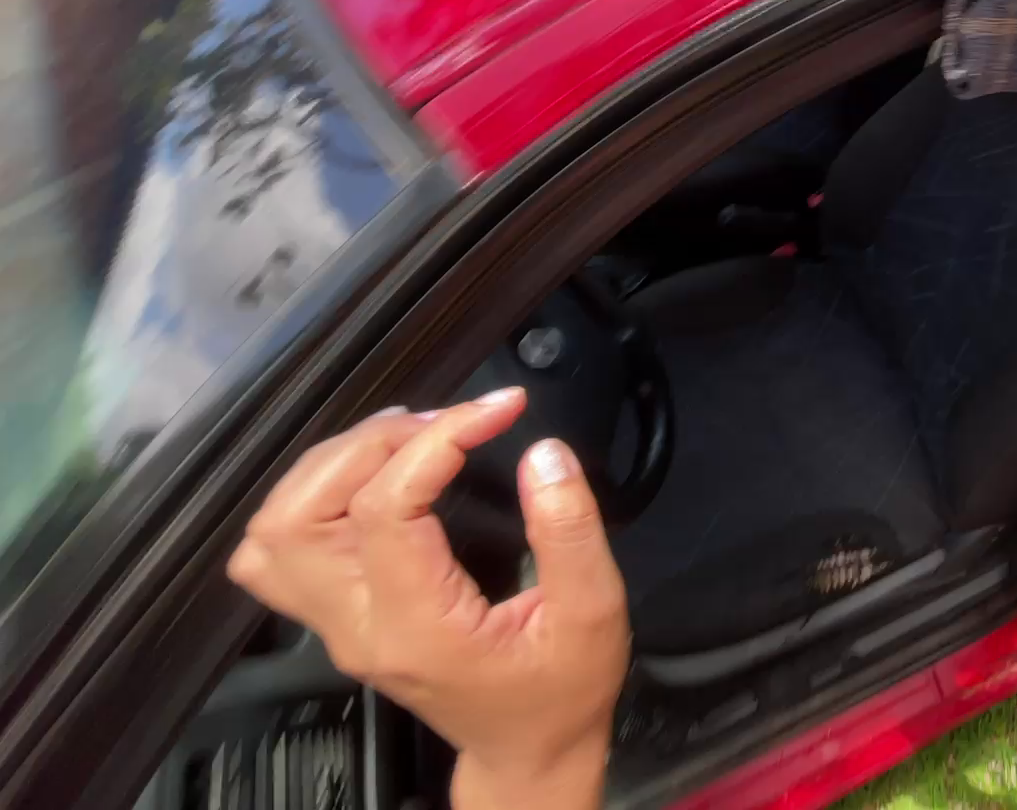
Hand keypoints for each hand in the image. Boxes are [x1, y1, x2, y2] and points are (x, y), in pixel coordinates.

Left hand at [227, 389, 629, 809]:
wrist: (533, 751)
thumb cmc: (569, 684)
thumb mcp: (594, 606)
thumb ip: (570, 530)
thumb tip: (544, 452)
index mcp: (420, 625)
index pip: (388, 510)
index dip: (440, 441)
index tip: (503, 410)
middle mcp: (359, 627)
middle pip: (302, 516)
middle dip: (375, 444)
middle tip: (450, 420)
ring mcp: (339, 627)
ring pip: (276, 531)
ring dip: (337, 465)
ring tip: (415, 434)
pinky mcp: (343, 621)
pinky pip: (286, 550)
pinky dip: (320, 495)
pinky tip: (381, 474)